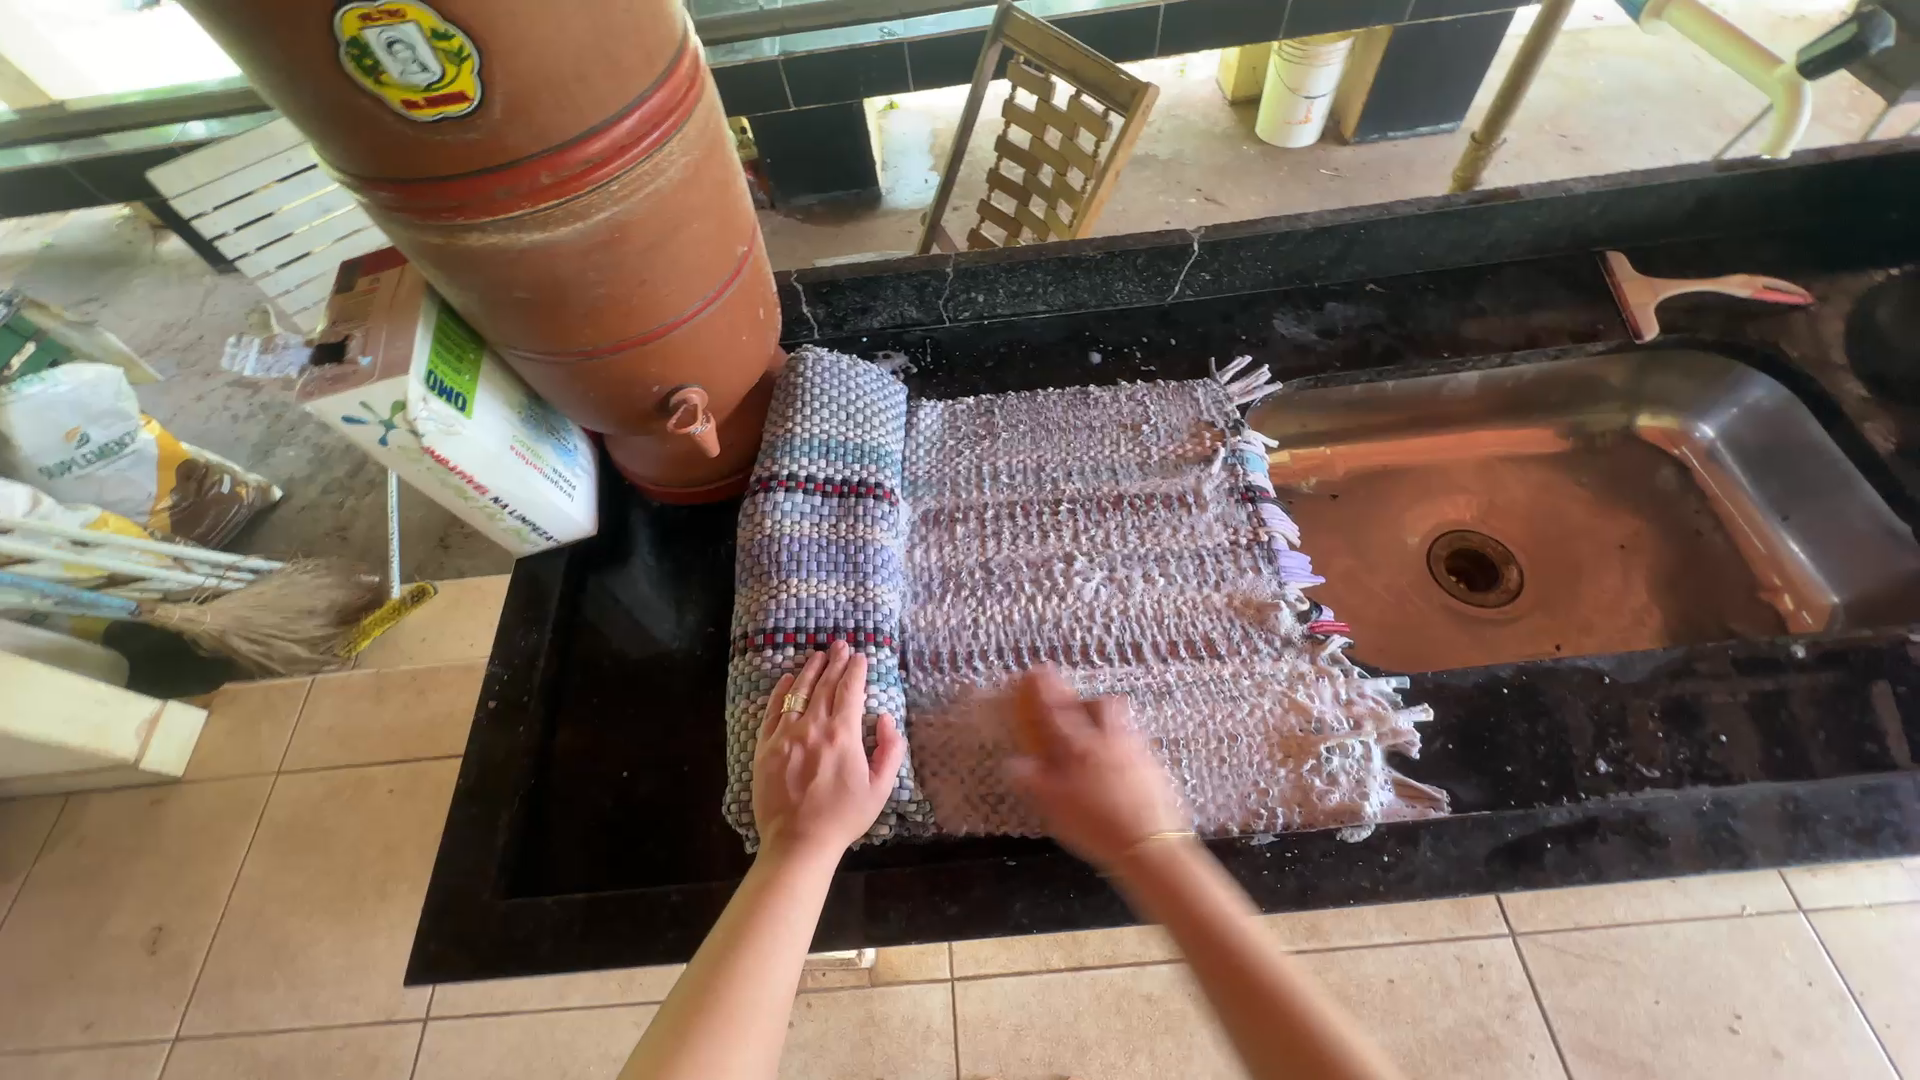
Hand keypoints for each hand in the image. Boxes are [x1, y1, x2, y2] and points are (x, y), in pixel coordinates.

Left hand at [752, 640, 906, 863]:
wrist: (798, 843)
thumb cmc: (843, 817)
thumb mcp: (880, 788)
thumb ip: (890, 750)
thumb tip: (887, 719)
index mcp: (843, 735)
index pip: (850, 691)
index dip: (856, 671)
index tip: (861, 657)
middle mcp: (813, 727)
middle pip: (825, 685)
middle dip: (835, 662)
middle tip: (840, 645)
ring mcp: (786, 736)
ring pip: (799, 692)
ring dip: (810, 670)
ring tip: (818, 654)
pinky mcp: (766, 748)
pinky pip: (773, 712)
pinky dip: (781, 692)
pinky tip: (787, 679)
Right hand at [1004, 665, 1191, 870]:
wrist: (1151, 845)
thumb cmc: (1095, 826)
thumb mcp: (1055, 808)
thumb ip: (1034, 781)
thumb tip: (1014, 763)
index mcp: (1079, 747)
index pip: (1057, 710)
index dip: (1046, 688)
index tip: (1038, 669)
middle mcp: (1109, 741)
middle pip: (1100, 704)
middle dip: (1085, 700)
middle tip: (1076, 707)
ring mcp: (1137, 751)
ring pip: (1122, 720)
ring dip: (1109, 718)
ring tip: (1100, 732)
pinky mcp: (1156, 767)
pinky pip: (1138, 743)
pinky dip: (1125, 745)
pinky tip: (1121, 764)